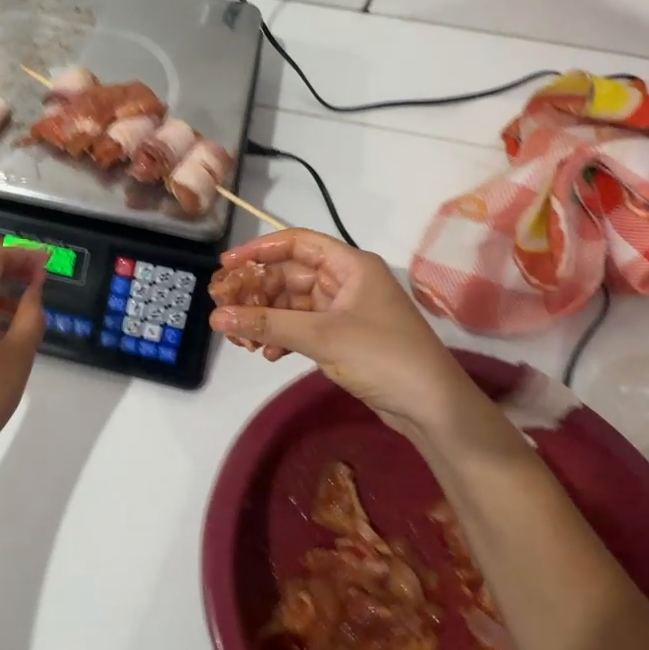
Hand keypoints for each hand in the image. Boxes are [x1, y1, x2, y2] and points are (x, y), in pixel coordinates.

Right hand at [209, 229, 484, 437]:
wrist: (432, 406)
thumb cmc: (382, 356)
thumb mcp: (321, 337)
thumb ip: (266, 324)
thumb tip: (216, 317)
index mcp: (351, 265)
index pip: (297, 243)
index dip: (260, 250)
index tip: (226, 265)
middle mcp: (347, 282)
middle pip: (290, 275)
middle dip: (257, 292)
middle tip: (223, 309)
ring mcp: (345, 311)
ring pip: (292, 304)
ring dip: (266, 319)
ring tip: (242, 340)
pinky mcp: (344, 339)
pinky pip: (302, 328)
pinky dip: (283, 338)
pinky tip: (268, 355)